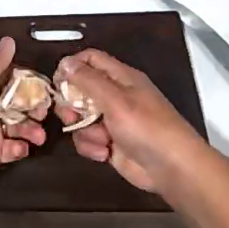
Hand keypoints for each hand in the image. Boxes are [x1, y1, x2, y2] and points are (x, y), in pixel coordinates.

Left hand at [0, 37, 45, 187]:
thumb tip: (8, 41)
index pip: (8, 82)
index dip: (26, 84)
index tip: (42, 87)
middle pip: (17, 105)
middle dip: (33, 109)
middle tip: (43, 112)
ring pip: (18, 127)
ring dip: (31, 130)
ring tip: (38, 135)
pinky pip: (12, 149)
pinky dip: (20, 148)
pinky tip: (22, 146)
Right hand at [56, 48, 213, 193]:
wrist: (171, 167)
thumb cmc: (146, 128)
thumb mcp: (115, 100)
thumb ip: (88, 80)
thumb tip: (65, 62)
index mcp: (121, 78)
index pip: (90, 60)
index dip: (71, 67)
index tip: (57, 83)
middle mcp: (115, 96)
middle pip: (79, 91)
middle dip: (71, 106)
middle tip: (71, 116)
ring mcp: (112, 121)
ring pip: (80, 119)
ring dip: (84, 131)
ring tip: (101, 140)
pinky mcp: (110, 142)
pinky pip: (87, 139)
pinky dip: (92, 147)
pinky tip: (105, 153)